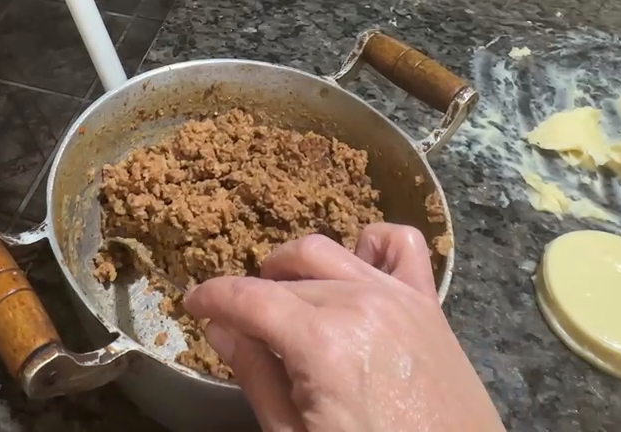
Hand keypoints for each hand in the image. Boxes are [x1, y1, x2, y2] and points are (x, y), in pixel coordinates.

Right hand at [183, 223, 506, 431]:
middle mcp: (357, 302)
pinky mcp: (428, 301)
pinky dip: (369, 244)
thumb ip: (255, 377)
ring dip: (295, 268)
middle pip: (284, 278)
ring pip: (326, 251)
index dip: (212, 296)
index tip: (192, 304)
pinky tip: (355, 270)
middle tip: (246, 328)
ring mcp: (397, 295)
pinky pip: (397, 243)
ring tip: (287, 299)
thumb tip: (219, 326)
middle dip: (254, 296)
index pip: (248, 298)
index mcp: (322, 343)